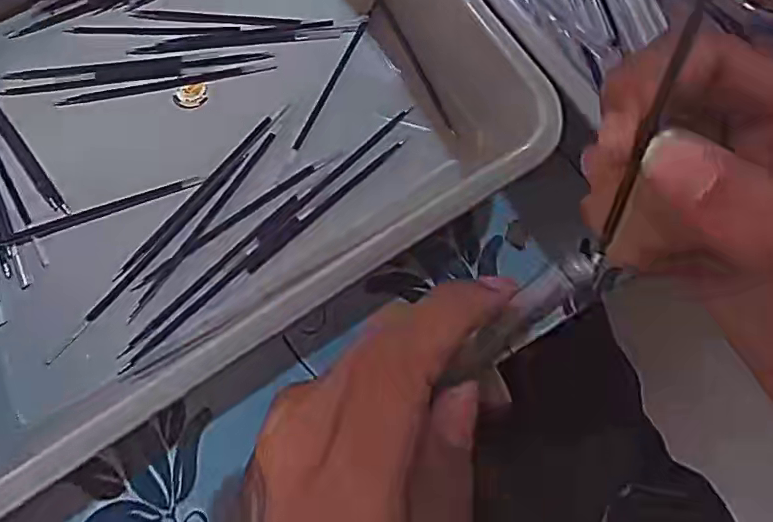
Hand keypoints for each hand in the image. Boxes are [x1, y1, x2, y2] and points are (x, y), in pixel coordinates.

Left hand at [247, 280, 513, 521]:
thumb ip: (444, 470)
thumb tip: (462, 386)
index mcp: (340, 479)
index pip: (397, 357)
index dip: (452, 312)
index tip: (502, 293)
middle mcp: (297, 433)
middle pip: (377, 344)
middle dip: (441, 333)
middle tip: (495, 363)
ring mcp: (276, 432)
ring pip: (358, 356)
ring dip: (413, 355)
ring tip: (459, 391)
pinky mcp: (271, 436)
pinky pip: (337, 383)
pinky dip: (380, 378)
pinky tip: (408, 411)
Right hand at [580, 32, 772, 445]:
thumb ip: (753, 210)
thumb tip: (657, 151)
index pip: (713, 58)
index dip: (654, 78)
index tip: (618, 136)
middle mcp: (753, 129)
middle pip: (652, 94)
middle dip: (627, 147)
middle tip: (623, 196)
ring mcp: (713, 167)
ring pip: (627, 147)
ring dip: (628, 199)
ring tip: (670, 251)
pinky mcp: (683, 205)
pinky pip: (622, 193)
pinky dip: (625, 227)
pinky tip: (663, 264)